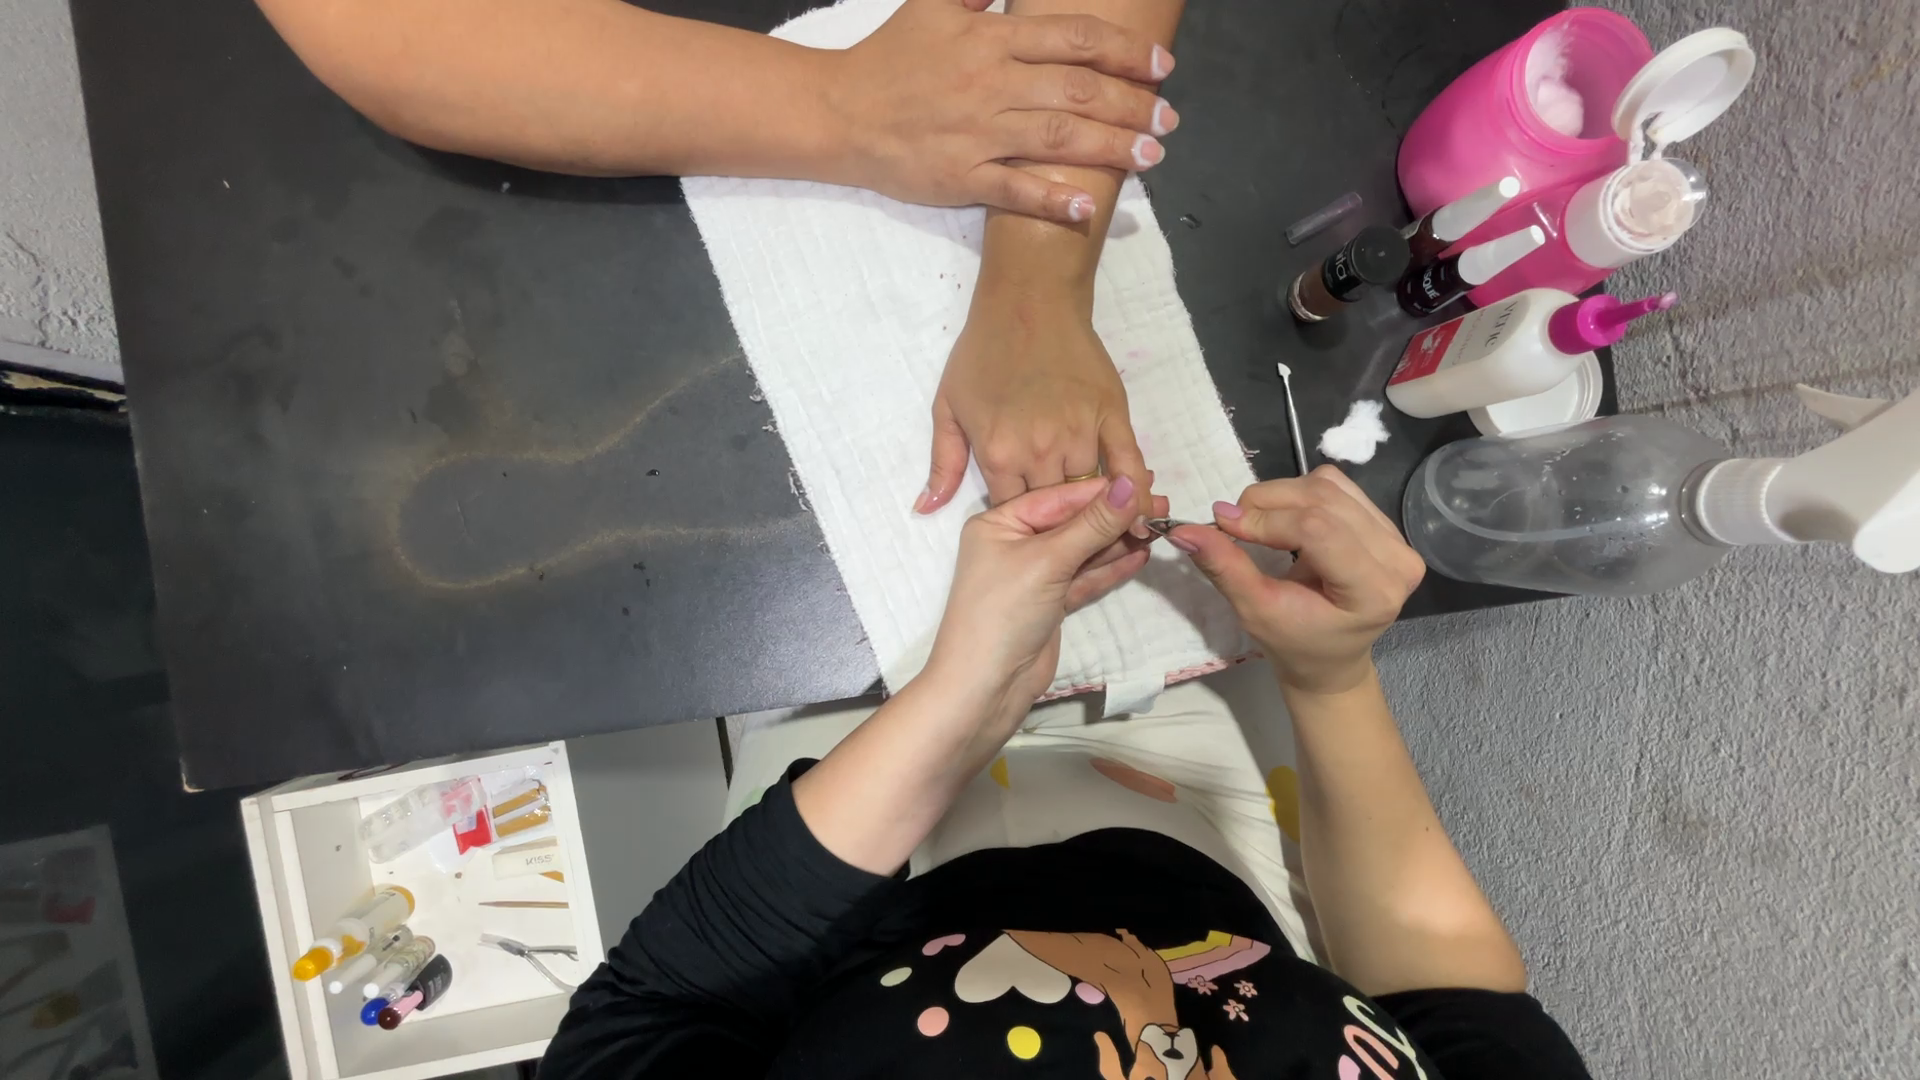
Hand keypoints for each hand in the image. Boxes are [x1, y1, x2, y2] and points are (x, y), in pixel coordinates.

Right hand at [820, 0, 1175, 223]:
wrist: (842, 113)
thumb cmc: (889, 61)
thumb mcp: (932, 6)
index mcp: (991, 41)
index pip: (1074, 41)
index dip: (1124, 53)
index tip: (1160, 68)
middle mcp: (993, 84)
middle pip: (1077, 90)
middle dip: (1130, 104)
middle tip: (1167, 121)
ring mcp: (978, 134)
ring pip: (1056, 137)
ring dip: (1108, 148)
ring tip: (1150, 157)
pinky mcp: (962, 177)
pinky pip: (1015, 190)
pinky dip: (1052, 200)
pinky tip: (1087, 208)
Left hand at [917, 287, 1148, 514]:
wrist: (1028, 301)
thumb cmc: (983, 353)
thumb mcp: (948, 407)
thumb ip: (943, 463)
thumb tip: (926, 509)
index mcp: (999, 455)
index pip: (1014, 511)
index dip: (1020, 518)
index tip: (1025, 521)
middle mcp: (1040, 451)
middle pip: (1054, 509)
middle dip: (1057, 520)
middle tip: (1062, 523)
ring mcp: (1080, 434)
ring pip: (1090, 492)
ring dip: (1092, 507)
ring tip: (1095, 518)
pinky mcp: (1112, 416)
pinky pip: (1128, 465)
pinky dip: (1134, 492)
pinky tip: (1139, 512)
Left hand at [922, 475, 1164, 747]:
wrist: (985, 686)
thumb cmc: (1004, 612)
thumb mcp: (1048, 561)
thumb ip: (1092, 524)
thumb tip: (1131, 485)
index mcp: (999, 522)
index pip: (1058, 496)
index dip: (1102, 490)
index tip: (1145, 482)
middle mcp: (1014, 542)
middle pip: (1072, 521)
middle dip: (1115, 516)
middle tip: (1163, 506)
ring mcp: (1033, 574)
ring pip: (1082, 550)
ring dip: (1119, 541)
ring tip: (1160, 528)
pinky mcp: (1050, 602)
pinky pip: (1084, 577)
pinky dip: (1110, 568)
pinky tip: (1140, 556)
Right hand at [1171, 467, 1425, 694]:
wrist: (1329, 658)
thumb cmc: (1293, 643)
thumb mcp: (1254, 610)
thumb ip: (1224, 567)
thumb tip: (1182, 530)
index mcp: (1373, 590)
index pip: (1316, 530)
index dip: (1264, 520)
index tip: (1220, 523)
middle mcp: (1397, 558)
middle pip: (1322, 499)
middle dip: (1266, 502)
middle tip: (1232, 523)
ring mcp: (1397, 537)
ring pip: (1328, 485)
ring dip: (1280, 495)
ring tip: (1256, 522)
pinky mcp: (1385, 525)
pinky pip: (1337, 487)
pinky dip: (1298, 494)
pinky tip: (1283, 520)